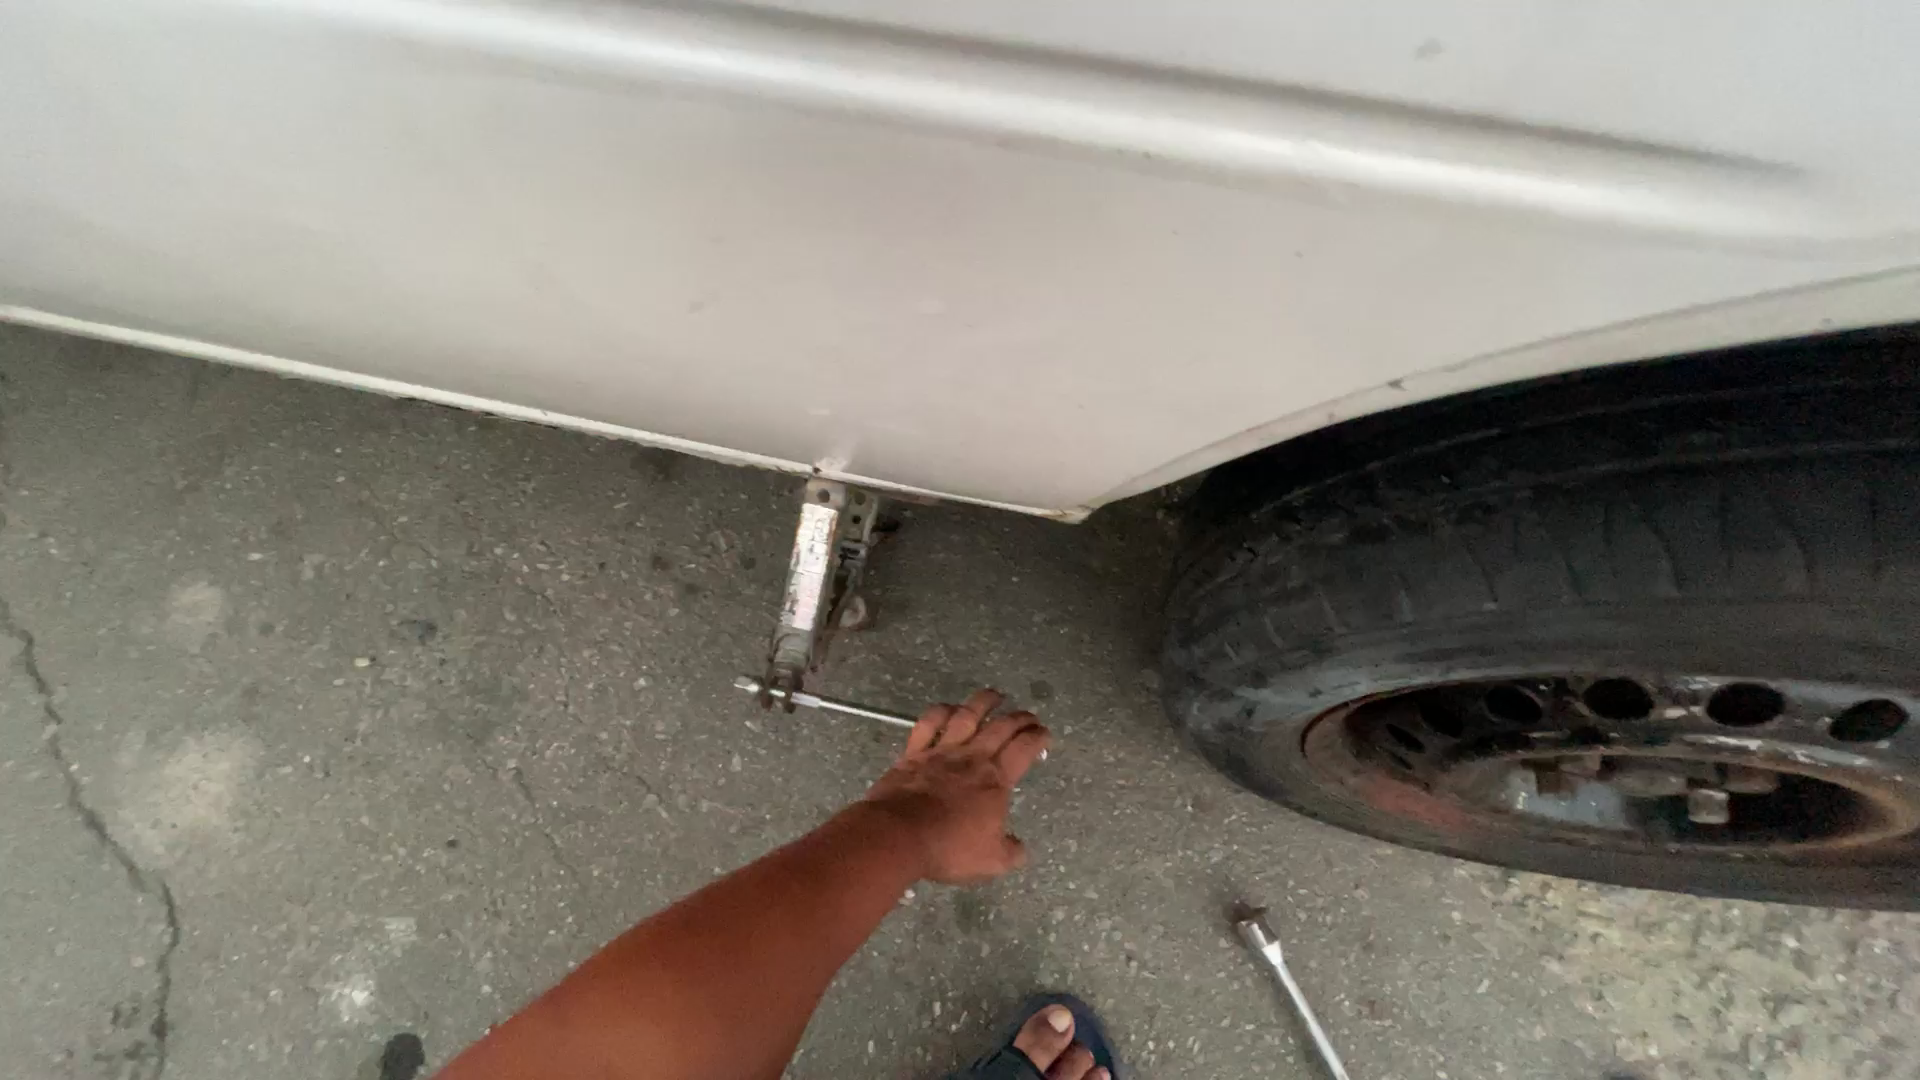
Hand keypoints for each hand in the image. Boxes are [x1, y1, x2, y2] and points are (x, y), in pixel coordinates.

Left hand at [860, 689, 1050, 884]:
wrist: (899, 834)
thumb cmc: (948, 847)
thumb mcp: (991, 861)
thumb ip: (1010, 852)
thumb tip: (1019, 848)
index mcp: (995, 779)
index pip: (1024, 749)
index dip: (1038, 738)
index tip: (1045, 733)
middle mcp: (972, 757)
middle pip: (1001, 726)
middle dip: (1020, 717)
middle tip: (1029, 715)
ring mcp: (942, 751)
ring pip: (967, 714)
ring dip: (983, 701)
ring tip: (995, 695)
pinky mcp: (914, 752)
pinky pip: (929, 723)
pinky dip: (940, 711)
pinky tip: (948, 708)